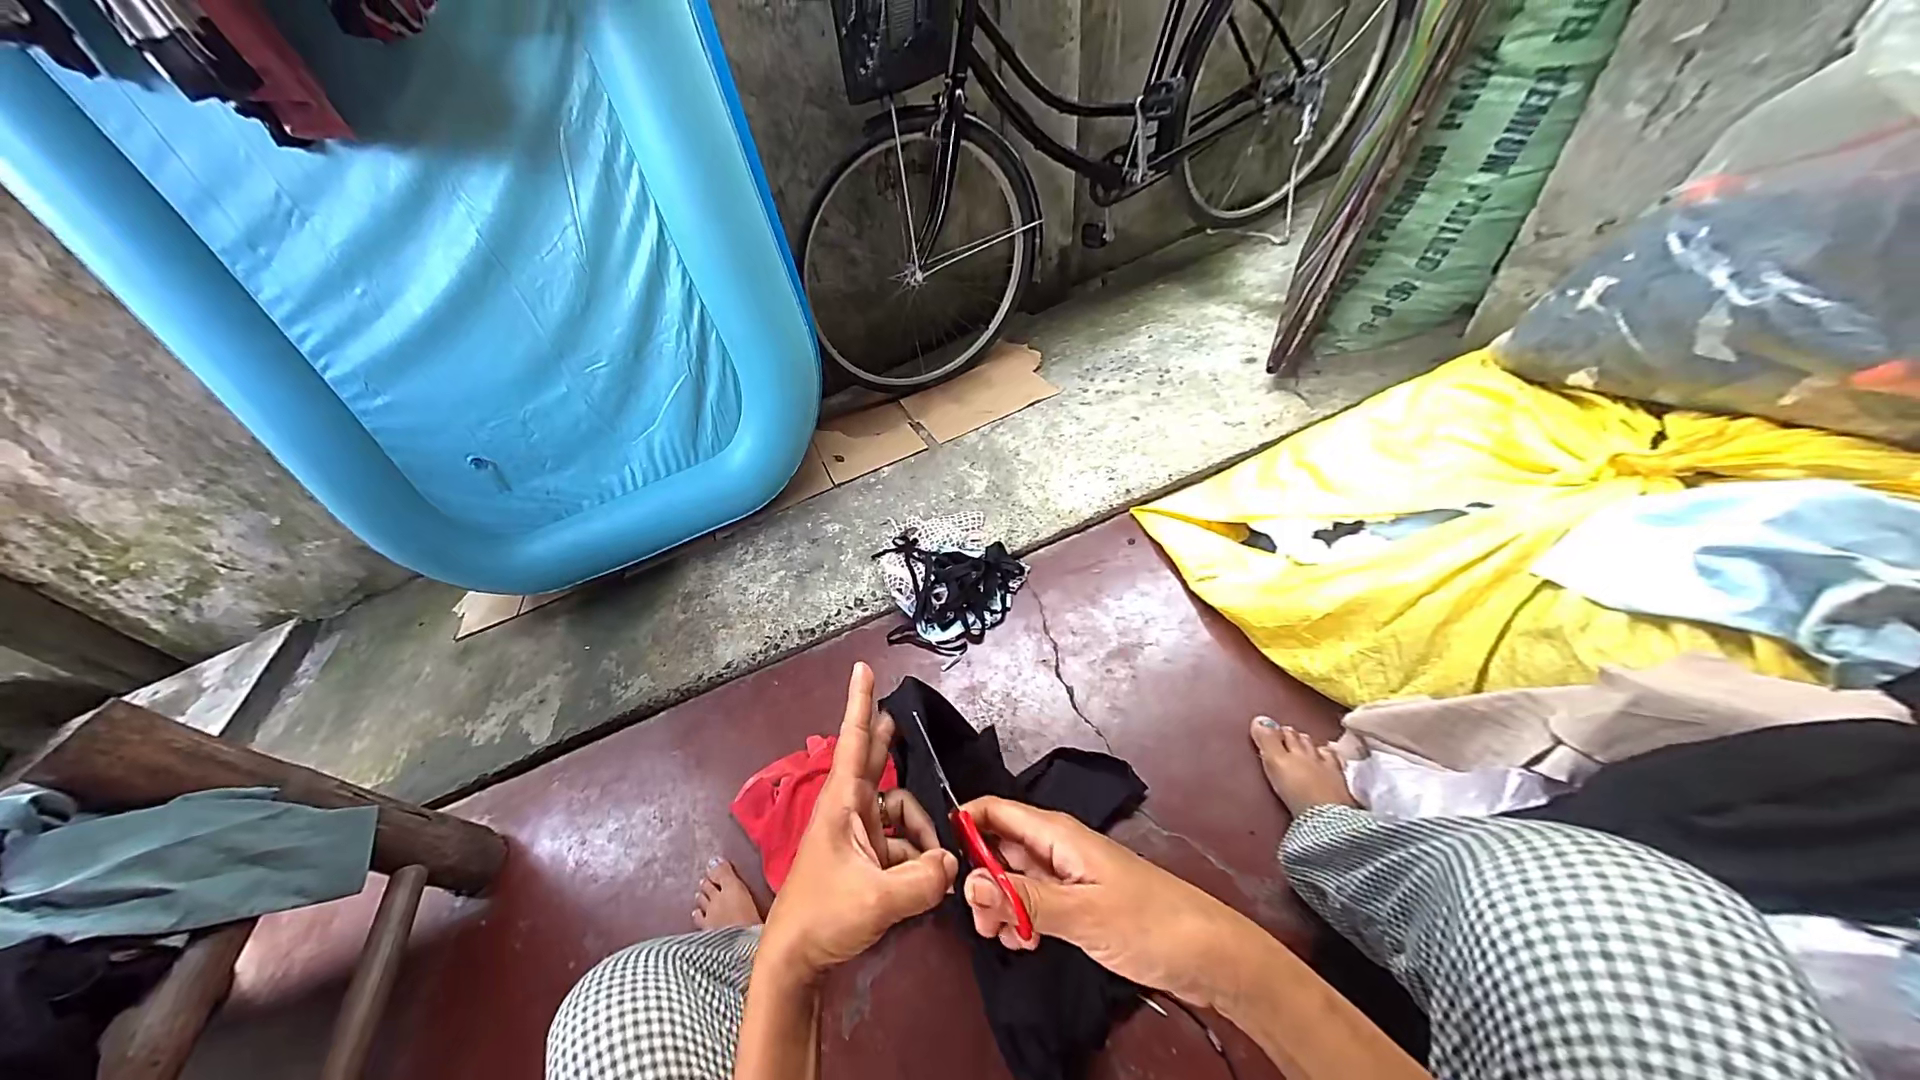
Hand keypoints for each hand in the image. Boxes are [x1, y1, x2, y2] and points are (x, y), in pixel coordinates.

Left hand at [758, 663, 958, 981]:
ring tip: (936, 868)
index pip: (855, 741)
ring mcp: (860, 834)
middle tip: (902, 715)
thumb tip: (951, 864)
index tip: (863, 668)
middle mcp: (851, 810)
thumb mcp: (877, 901)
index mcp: (843, 804)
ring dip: (923, 834)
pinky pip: (904, 843)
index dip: (860, 703)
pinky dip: (920, 858)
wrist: (795, 962)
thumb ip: (923, 881)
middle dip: (890, 739)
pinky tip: (931, 880)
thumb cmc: (822, 918)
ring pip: (903, 812)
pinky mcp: (868, 858)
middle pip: (877, 761)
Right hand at [957, 796, 1264, 1010]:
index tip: (944, 860)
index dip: (964, 825)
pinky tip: (1025, 941)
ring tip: (1007, 936)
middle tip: (983, 919)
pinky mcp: (1077, 900)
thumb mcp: (1083, 913)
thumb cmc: (1152, 923)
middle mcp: (1058, 847)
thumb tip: (972, 881)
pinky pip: (1033, 900)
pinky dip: (1021, 918)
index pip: (995, 811)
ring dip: (1001, 904)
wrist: (1208, 953)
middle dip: (981, 878)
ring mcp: (1067, 874)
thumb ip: (1024, 897)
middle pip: (1000, 846)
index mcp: (1058, 834)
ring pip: (1014, 877)